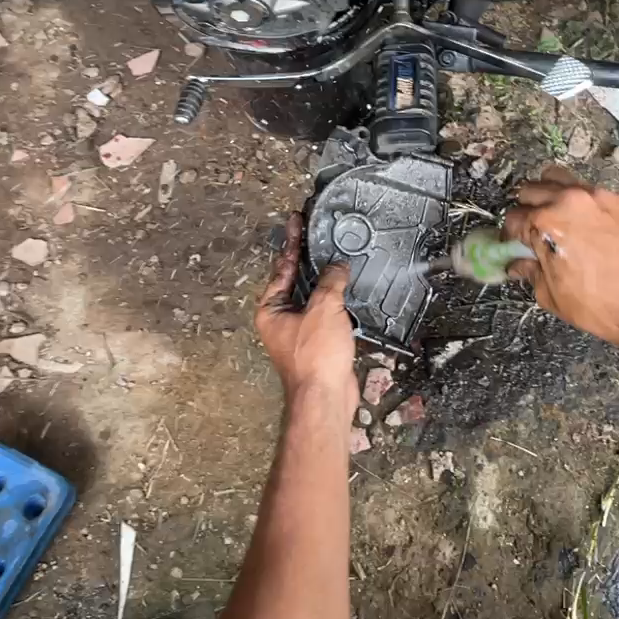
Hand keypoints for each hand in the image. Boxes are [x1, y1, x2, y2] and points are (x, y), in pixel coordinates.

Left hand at [255, 215, 356, 412]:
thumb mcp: (323, 309)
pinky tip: (347, 287)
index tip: (295, 221)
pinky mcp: (318, 340)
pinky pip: (326, 311)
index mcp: (271, 309)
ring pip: (313, 295)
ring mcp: (299, 330)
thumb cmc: (315, 356)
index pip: (282, 266)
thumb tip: (337, 267)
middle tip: (316, 231)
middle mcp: (281, 318)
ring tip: (334, 253)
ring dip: (325, 278)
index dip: (291, 242)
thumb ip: (330, 282)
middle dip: (307, 257)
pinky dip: (336, 298)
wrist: (326, 397)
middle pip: (295, 279)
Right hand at [502, 171, 618, 359]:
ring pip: (560, 179)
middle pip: (531, 190)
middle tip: (533, 231)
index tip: (514, 244)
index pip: (512, 218)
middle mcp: (570, 200)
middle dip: (526, 210)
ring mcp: (600, 196)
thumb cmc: (605, 307)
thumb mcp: (554, 296)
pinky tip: (593, 228)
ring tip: (559, 219)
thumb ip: (531, 272)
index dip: (510, 235)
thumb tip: (519, 264)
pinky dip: (584, 204)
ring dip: (551, 195)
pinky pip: (593, 192)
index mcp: (547, 223)